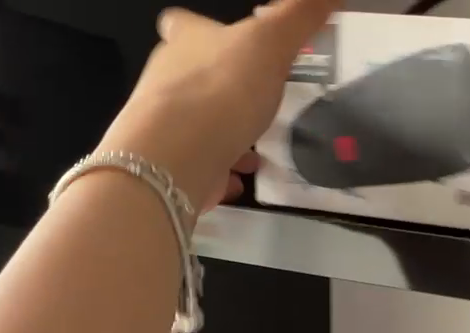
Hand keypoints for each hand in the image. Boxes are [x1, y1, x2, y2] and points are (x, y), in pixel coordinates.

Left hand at [98, 0, 340, 215]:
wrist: (180, 153)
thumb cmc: (223, 88)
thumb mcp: (271, 42)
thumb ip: (299, 15)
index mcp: (187, 41)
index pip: (182, 24)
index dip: (198, 29)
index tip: (221, 41)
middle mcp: (169, 77)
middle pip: (191, 75)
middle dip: (220, 87)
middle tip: (253, 101)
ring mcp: (170, 124)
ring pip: (199, 122)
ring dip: (225, 132)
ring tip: (257, 148)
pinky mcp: (177, 164)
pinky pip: (202, 163)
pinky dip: (221, 170)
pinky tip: (242, 179)